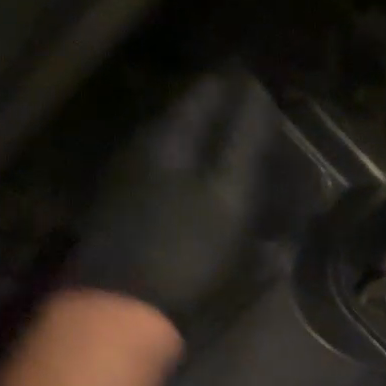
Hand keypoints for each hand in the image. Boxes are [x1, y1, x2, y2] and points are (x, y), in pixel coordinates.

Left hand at [69, 72, 277, 329]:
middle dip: (221, 111)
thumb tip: (257, 94)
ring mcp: (130, 185)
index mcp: (167, 142)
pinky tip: (214, 181)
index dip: (234, 86)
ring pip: (177, 148)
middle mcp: (143, 154)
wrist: (124, 310)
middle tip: (255, 106)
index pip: (204, 97)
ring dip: (209, 141)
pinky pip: (171, 174)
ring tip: (240, 141)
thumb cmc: (188, 247)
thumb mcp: (231, 191)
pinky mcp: (130, 214)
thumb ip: (244, 141)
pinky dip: (198, 168)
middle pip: (187, 120)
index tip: (260, 75)